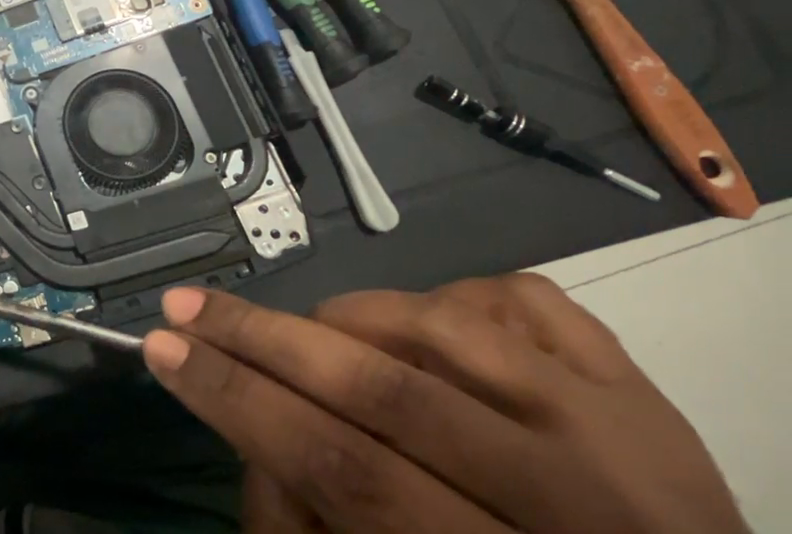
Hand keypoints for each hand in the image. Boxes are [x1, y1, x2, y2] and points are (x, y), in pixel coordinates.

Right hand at [141, 274, 746, 533]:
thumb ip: (306, 524)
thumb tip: (241, 428)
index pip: (342, 464)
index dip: (238, 399)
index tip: (160, 347)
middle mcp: (579, 502)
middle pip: (386, 390)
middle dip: (261, 339)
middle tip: (183, 304)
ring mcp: (626, 434)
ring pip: (448, 329)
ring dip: (349, 315)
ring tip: (307, 328)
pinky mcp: (645, 390)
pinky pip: (524, 301)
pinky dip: (450, 294)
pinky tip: (421, 325)